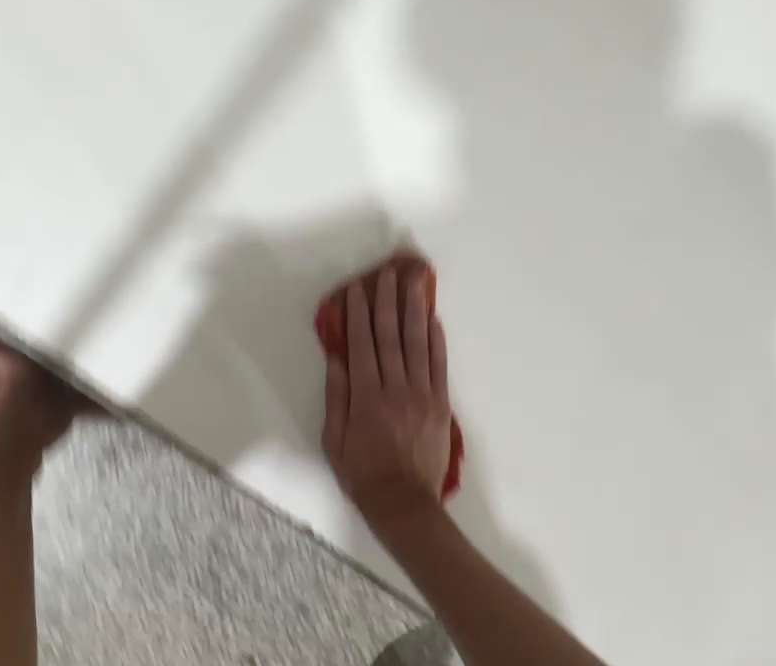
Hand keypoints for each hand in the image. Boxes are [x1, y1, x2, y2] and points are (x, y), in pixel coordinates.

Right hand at [323, 261, 452, 533]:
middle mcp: (395, 388)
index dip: (358, 313)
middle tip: (388, 272)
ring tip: (414, 282)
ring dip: (414, 309)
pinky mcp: (440, 404)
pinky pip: (439, 365)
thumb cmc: (362, 473)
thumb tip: (337, 358)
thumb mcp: (334, 439)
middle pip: (390, 335)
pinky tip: (433, 318)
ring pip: (417, 343)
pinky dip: (436, 339)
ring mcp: (422, 394)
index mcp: (366, 396)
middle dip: (388, 300)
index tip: (357, 288)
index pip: (362, 343)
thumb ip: (337, 396)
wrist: (404, 504)